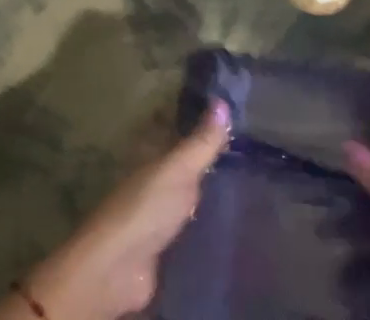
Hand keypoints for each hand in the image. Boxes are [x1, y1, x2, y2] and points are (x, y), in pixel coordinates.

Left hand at [0, 101, 230, 319]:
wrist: (119, 268)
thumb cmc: (146, 208)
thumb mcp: (177, 169)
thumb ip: (200, 142)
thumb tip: (223, 101)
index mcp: (149, 155)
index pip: (173, 128)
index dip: (196, 118)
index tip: (229, 110)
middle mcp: (151, 178)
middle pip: (181, 160)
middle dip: (206, 154)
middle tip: (249, 148)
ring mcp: (156, 211)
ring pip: (187, 191)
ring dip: (208, 187)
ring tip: (248, 182)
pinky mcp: (164, 242)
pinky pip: (191, 223)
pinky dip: (207, 218)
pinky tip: (232, 220)